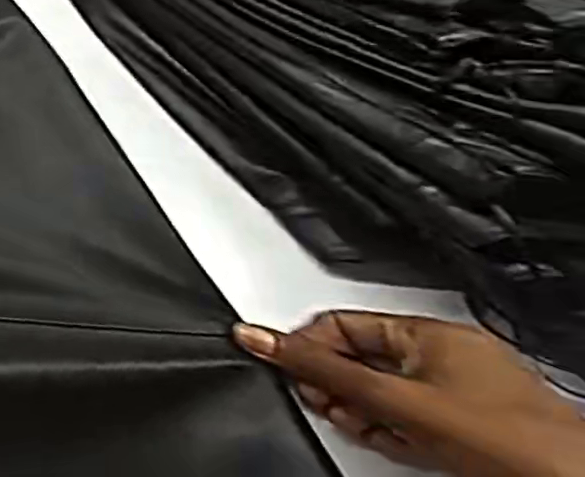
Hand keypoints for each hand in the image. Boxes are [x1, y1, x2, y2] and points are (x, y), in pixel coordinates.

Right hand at [234, 314, 584, 476]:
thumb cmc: (518, 447)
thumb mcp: (394, 399)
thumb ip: (318, 367)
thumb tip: (254, 336)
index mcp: (432, 333)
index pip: (340, 325)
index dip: (310, 348)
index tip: (291, 370)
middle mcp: (450, 358)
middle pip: (360, 358)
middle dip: (335, 384)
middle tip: (324, 402)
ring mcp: (468, 397)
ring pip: (384, 391)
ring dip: (361, 410)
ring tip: (359, 426)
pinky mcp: (476, 432)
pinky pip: (411, 417)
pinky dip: (391, 428)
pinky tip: (389, 442)